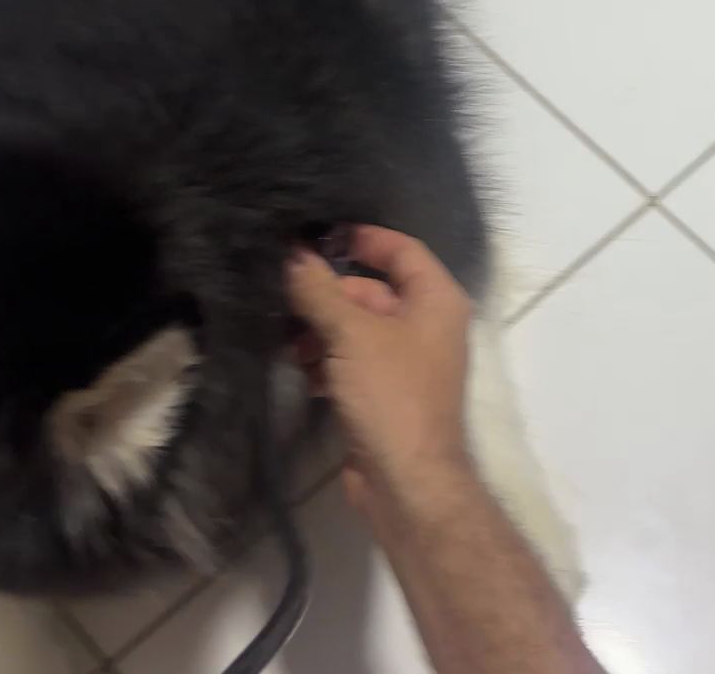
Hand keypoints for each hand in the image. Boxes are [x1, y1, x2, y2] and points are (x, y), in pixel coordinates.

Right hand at [286, 226, 473, 503]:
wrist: (407, 479)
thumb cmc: (392, 392)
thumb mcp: (353, 334)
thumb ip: (320, 291)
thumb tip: (290, 254)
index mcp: (437, 298)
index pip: (402, 250)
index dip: (363, 238)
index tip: (317, 234)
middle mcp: (428, 322)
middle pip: (373, 289)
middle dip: (328, 292)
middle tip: (278, 290)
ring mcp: (407, 358)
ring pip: (357, 327)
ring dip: (321, 328)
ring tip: (283, 335)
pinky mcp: (385, 390)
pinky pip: (352, 359)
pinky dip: (326, 358)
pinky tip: (296, 365)